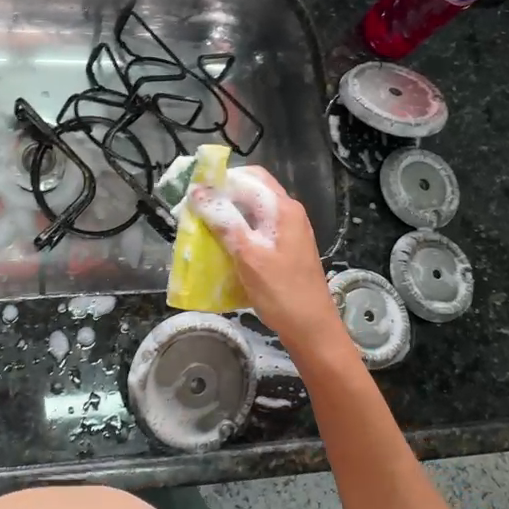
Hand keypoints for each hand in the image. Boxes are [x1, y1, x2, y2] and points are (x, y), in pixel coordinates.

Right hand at [187, 166, 343, 353]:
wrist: (313, 332)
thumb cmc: (283, 293)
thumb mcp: (249, 256)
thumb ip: (224, 222)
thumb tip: (197, 192)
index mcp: (284, 209)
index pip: (251, 176)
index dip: (223, 178)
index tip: (196, 188)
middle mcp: (288, 214)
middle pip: (252, 192)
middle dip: (223, 196)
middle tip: (195, 207)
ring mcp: (287, 233)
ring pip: (253, 212)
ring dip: (228, 215)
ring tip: (201, 224)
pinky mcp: (284, 250)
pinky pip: (257, 230)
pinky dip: (238, 232)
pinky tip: (220, 245)